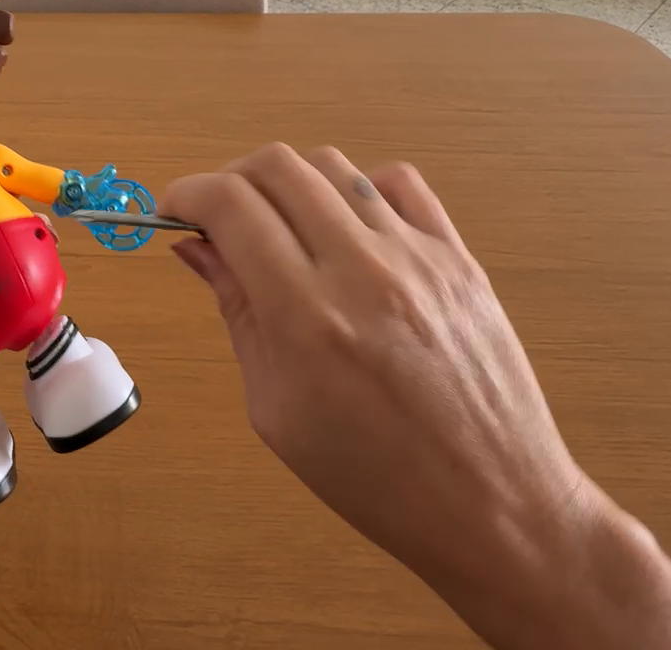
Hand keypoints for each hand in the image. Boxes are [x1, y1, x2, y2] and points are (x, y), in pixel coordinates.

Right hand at [162, 144, 670, 649]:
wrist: (496, 506)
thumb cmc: (374, 477)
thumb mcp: (275, 407)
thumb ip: (236, 310)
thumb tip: (196, 247)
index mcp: (306, 317)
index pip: (230, 204)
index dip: (187, 193)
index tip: (174, 208)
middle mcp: (362, 271)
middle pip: (276, 165)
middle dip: (230, 178)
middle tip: (220, 216)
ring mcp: (418, 257)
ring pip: (331, 164)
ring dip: (288, 182)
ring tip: (281, 225)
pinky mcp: (458, 256)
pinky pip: (397, 181)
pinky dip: (355, 188)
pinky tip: (346, 227)